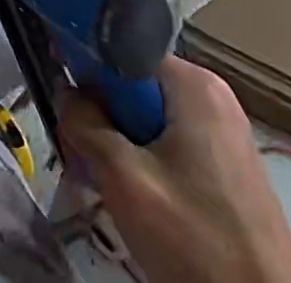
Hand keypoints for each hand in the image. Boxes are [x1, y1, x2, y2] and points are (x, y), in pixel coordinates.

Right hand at [61, 57, 290, 282]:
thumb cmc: (195, 237)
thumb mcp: (127, 181)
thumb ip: (88, 128)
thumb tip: (64, 92)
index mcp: (195, 83)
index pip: (126, 52)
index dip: (89, 72)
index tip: (63, 100)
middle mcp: (213, 94)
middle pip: (137, 87)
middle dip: (104, 118)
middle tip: (81, 156)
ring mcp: (223, 128)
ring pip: (151, 118)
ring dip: (120, 145)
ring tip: (103, 183)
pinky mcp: (227, 161)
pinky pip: (172, 142)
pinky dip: (146, 160)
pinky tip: (134, 197)